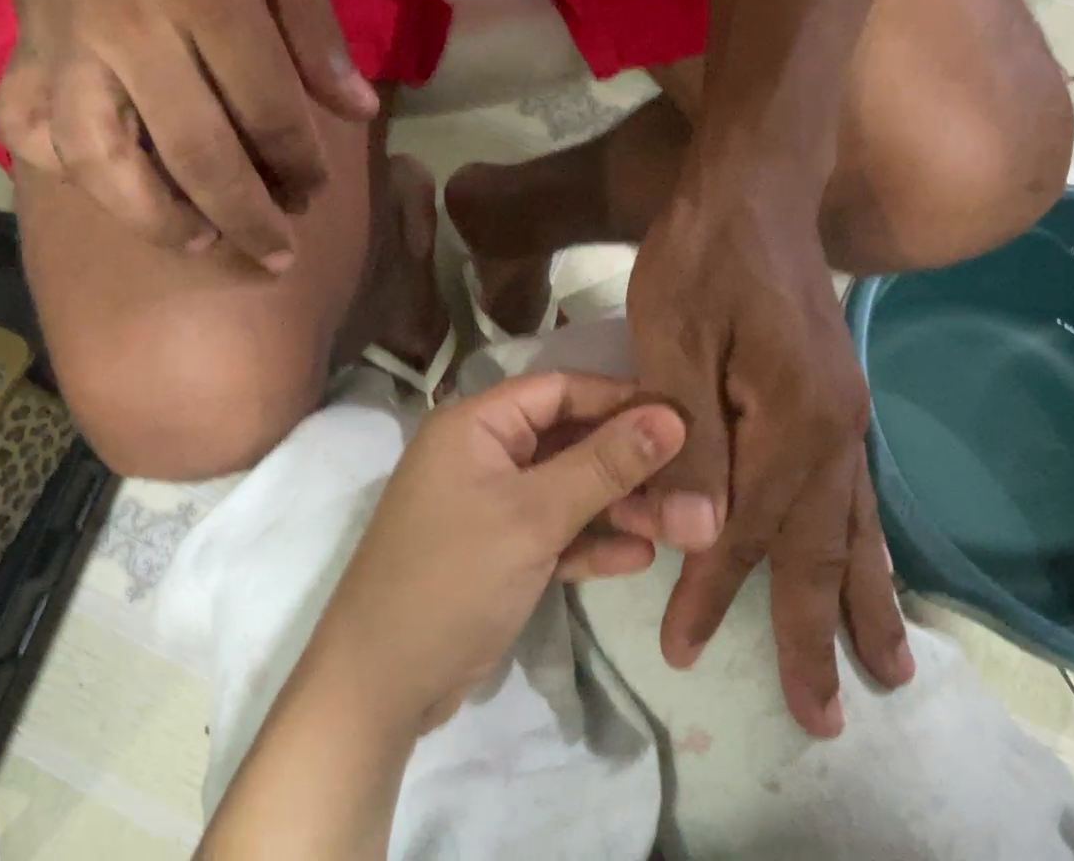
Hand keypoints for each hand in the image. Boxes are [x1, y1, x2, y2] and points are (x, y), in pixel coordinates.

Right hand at [0, 0, 378, 266]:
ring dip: (158, 219)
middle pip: (197, 154)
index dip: (300, 165)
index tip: (315, 189)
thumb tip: (359, 112)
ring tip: (204, 244)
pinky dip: (66, 175)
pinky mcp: (22, 52)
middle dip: (248, 218)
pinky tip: (113, 195)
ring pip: (104, 162)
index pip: (267, 111)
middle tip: (279, 256)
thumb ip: (317, 29)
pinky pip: (30, 132)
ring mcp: (66, 48)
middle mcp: (131, 31)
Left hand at [304, 373, 718, 733]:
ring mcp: (488, 505)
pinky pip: (553, 533)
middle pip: (569, 441)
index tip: (685, 418)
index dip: (621, 400)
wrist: (383, 682)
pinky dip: (590, 543)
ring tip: (680, 528)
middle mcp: (481, 454)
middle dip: (629, 465)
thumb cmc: (453, 577)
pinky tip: (637, 559)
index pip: (560, 390)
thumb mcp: (534, 515)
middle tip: (691, 487)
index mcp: (475, 424)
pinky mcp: (497, 552)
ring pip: (566, 490)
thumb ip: (604, 464)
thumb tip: (672, 415)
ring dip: (618, 507)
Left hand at [628, 183, 912, 737]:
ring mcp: (844, 413)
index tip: (681, 648)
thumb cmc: (698, 256)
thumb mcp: (672, 340)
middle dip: (816, 632)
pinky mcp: (834, 397)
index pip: (747, 531)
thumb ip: (688, 440)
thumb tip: (707, 538)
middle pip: (821, 548)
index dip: (712, 593)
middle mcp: (836, 429)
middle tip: (825, 716)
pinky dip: (863, 543)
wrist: (753, 186)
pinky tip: (870, 567)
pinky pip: (854, 491)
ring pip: (854, 527)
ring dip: (863, 600)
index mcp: (794, 419)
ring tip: (886, 667)